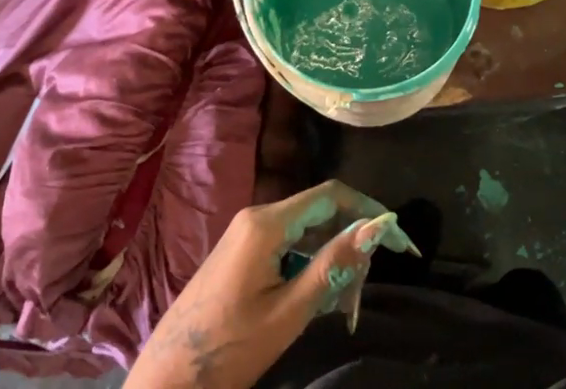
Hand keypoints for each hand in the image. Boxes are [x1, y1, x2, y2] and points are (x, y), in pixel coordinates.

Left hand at [126, 180, 416, 388]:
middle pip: (319, 211)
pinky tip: (317, 296)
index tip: (397, 239)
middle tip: (370, 280)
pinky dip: (309, 263)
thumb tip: (377, 226)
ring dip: (331, 255)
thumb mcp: (290, 310)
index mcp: (266, 222)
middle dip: (351, 237)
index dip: (368, 210)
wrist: (167, 379)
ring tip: (346, 296)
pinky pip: (286, 244)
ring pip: (304, 230)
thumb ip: (334, 264)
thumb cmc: (231, 346)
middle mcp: (255, 216)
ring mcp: (244, 234)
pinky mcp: (240, 252)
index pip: (331, 195)